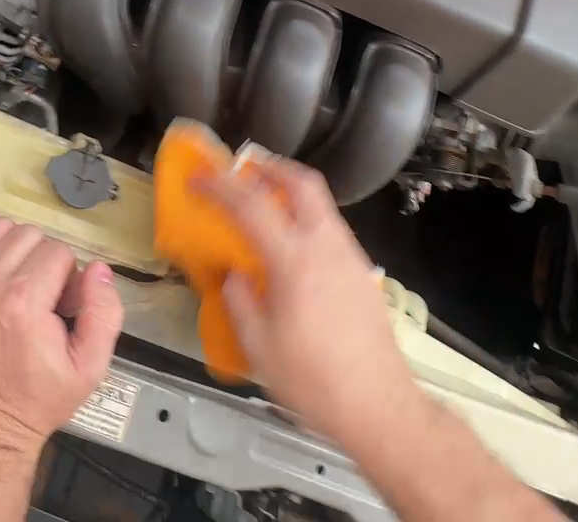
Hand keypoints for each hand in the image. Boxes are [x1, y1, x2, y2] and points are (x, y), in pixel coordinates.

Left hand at [0, 220, 124, 456]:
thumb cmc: (38, 398)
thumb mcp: (89, 367)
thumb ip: (104, 313)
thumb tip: (99, 271)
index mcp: (24, 303)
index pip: (58, 251)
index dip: (70, 276)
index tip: (65, 305)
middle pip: (30, 235)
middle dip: (46, 259)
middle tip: (47, 295)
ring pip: (1, 230)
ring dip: (19, 249)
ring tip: (25, 282)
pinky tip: (1, 276)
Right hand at [199, 153, 419, 450]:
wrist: (382, 410)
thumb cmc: (314, 380)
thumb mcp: (258, 345)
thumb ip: (239, 299)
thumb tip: (234, 274)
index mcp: (294, 261)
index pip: (251, 205)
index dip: (218, 185)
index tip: (196, 178)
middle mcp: (326, 248)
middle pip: (301, 183)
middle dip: (268, 168)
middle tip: (241, 169)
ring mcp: (350, 258)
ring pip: (319, 204)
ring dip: (287, 191)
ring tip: (261, 202)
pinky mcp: (362, 274)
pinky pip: (328, 228)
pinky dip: (303, 217)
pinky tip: (289, 245)